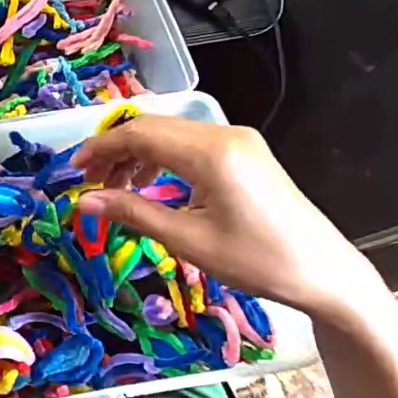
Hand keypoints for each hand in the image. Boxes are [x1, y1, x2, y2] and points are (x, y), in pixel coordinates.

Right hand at [71, 116, 392, 325]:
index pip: (139, 133)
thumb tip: (84, 202)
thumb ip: (133, 212)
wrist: (324, 272)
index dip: (100, 147)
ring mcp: (237, 139)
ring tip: (116, 188)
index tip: (73, 170)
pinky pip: (189, 142)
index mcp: (210, 153)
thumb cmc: (257, 261)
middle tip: (89, 183)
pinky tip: (149, 183)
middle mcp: (224, 133)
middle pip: (152, 126)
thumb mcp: (188, 240)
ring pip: (169, 132)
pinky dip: (161, 157)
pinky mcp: (244, 151)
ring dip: (136, 153)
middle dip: (114, 149)